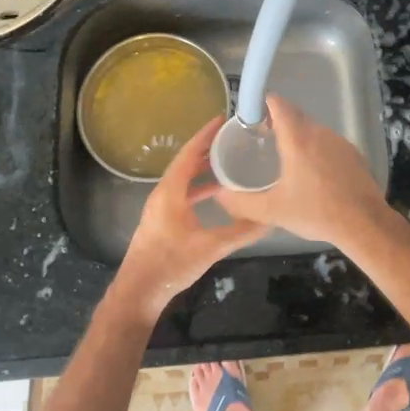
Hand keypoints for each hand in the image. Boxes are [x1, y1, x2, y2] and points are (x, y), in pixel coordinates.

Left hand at [114, 117, 264, 320]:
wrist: (139, 292)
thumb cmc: (171, 264)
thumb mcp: (211, 247)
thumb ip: (241, 232)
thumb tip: (270, 220)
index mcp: (170, 191)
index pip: (189, 153)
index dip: (206, 135)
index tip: (223, 119)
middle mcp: (163, 193)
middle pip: (186, 162)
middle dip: (207, 148)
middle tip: (232, 136)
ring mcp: (160, 206)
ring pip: (184, 178)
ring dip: (203, 168)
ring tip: (228, 160)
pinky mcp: (162, 219)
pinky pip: (182, 192)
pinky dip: (198, 186)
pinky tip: (215, 193)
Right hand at [215, 96, 393, 247]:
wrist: (364, 223)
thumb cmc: (316, 212)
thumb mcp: (273, 211)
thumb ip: (242, 202)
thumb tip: (220, 194)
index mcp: (298, 139)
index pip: (279, 104)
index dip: (264, 104)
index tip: (251, 116)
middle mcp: (319, 133)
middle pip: (295, 116)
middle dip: (278, 122)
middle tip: (262, 140)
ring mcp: (339, 141)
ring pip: (313, 129)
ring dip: (298, 137)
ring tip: (285, 159)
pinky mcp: (352, 153)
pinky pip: (327, 143)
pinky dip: (316, 149)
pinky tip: (312, 173)